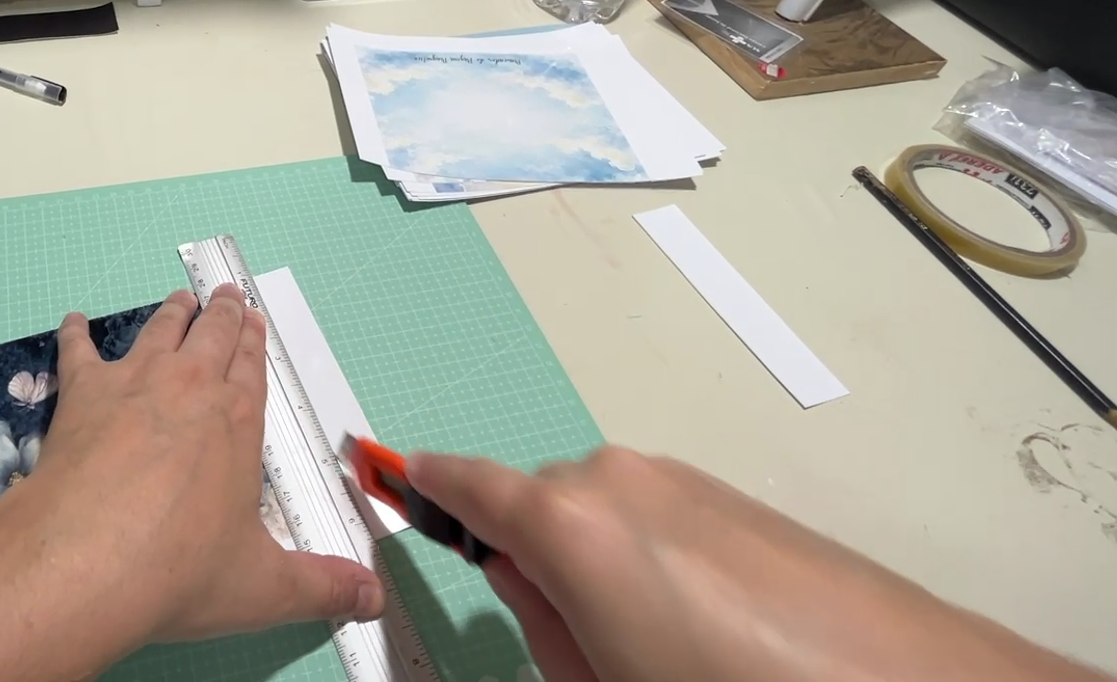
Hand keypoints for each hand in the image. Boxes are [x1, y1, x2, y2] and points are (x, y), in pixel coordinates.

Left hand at [23, 288, 383, 646]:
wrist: (88, 557)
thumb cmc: (182, 568)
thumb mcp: (265, 588)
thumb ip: (322, 587)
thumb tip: (375, 598)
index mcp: (236, 418)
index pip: (251, 366)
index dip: (253, 339)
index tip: (254, 316)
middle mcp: (189, 385)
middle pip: (211, 335)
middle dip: (222, 311)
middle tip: (226, 292)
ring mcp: (134, 381)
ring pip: (160, 330)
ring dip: (172, 312)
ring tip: (180, 298)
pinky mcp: (84, 391)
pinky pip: (78, 350)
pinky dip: (76, 332)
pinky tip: (73, 320)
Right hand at [407, 447, 1112, 681]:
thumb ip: (541, 629)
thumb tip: (526, 582)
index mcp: (562, 521)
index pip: (462, 481)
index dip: (420, 479)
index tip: (392, 475)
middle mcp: (605, 475)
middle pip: (532, 501)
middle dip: (535, 556)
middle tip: (586, 642)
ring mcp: (669, 475)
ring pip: (593, 505)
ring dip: (596, 555)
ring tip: (667, 641)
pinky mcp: (724, 489)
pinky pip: (648, 508)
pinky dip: (647, 549)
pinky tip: (713, 620)